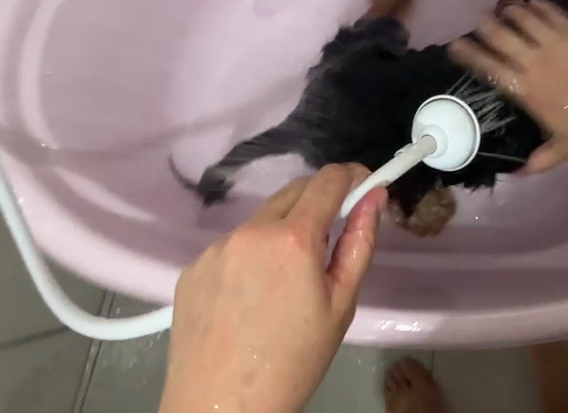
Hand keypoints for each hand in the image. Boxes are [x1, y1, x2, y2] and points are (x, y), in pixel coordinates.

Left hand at [162, 165, 384, 412]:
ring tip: (284, 282)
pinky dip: (251, 255)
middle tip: (328, 243)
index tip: (364, 188)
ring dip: (283, 231)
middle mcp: (252, 230)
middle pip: (295, 190)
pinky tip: (250, 297)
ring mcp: (217, 247)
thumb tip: (374, 195)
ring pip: (263, 218)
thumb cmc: (292, 363)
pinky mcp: (193, 267)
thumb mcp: (340, 306)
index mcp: (294, 238)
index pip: (329, 179)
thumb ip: (360, 242)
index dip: (352, 177)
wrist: (220, 412)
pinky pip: (234, 245)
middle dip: (319, 202)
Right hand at [448, 0, 567, 172]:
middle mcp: (537, 62)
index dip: (471, 55)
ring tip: (503, 7)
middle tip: (478, 20)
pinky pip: (551, 13)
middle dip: (486, 26)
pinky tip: (532, 2)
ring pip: (524, 19)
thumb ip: (542, 158)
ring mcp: (557, 42)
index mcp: (530, 91)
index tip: (455, 45)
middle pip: (502, 37)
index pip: (491, 69)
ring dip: (511, 11)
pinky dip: (538, 5)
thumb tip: (519, 174)